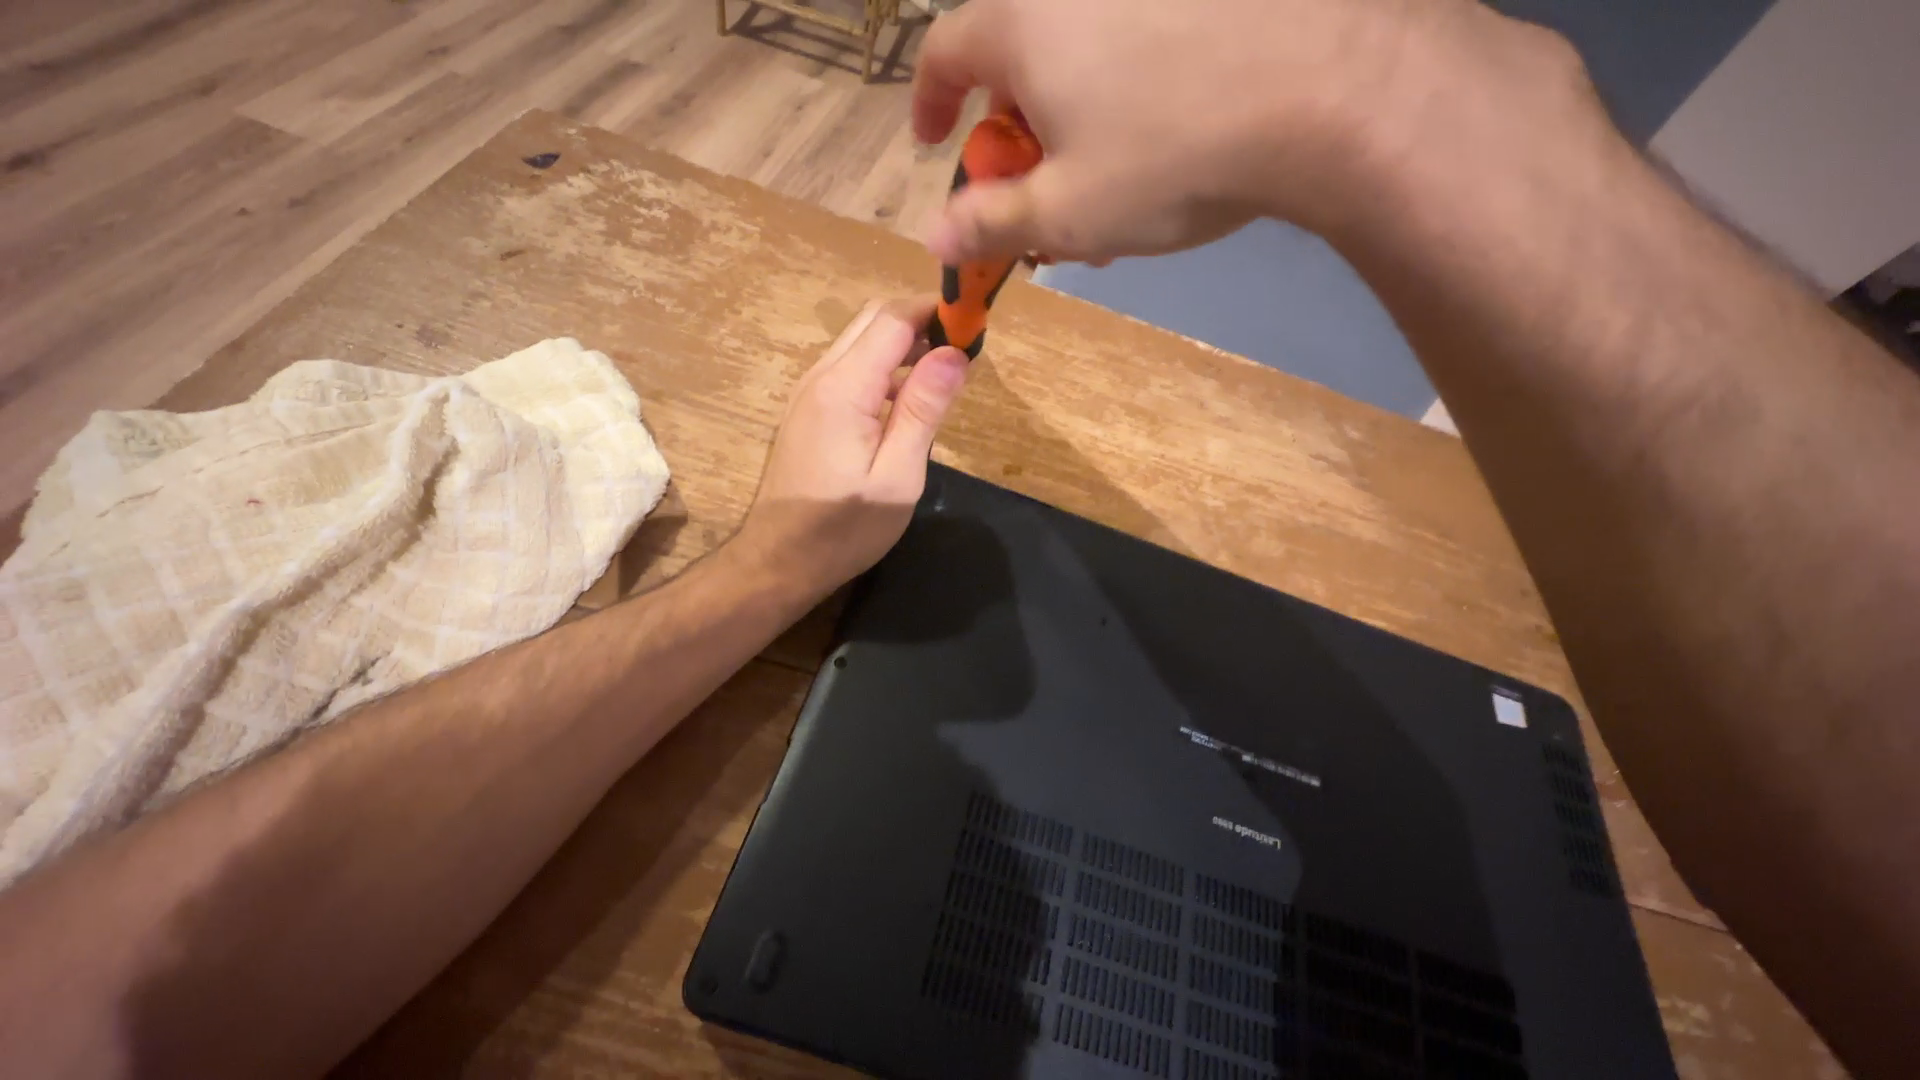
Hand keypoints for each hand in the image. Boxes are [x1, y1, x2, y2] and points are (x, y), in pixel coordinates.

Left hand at [736, 298, 969, 597]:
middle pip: (874, 320)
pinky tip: (907, 402)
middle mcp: (820, 376)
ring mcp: (808, 391)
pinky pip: (849, 368)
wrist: (778, 562)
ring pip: (860, 341)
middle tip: (964, 353)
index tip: (975, 330)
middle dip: (922, 322)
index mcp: (843, 388)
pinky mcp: (807, 409)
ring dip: (903, 345)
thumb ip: (923, 410)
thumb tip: (956, 353)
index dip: (937, 313)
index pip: (894, 318)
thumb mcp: (897, 478)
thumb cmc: (843, 530)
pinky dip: (883, 368)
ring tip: (943, 378)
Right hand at [914, 0, 1592, 264]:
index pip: (945, 51)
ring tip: (1114, 183)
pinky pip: (1142, 37)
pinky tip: (1169, 133)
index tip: (936, 142)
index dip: (931, 102)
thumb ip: (992, 224)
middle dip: (1018, 128)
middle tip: (1041, 185)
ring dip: (1080, 117)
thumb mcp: (1067, 213)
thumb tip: (936, 235)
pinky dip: (1132, 86)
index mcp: (1025, 25)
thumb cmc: (1170, 158)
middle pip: (1019, 54)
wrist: (1330, 93)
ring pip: (1086, 53)